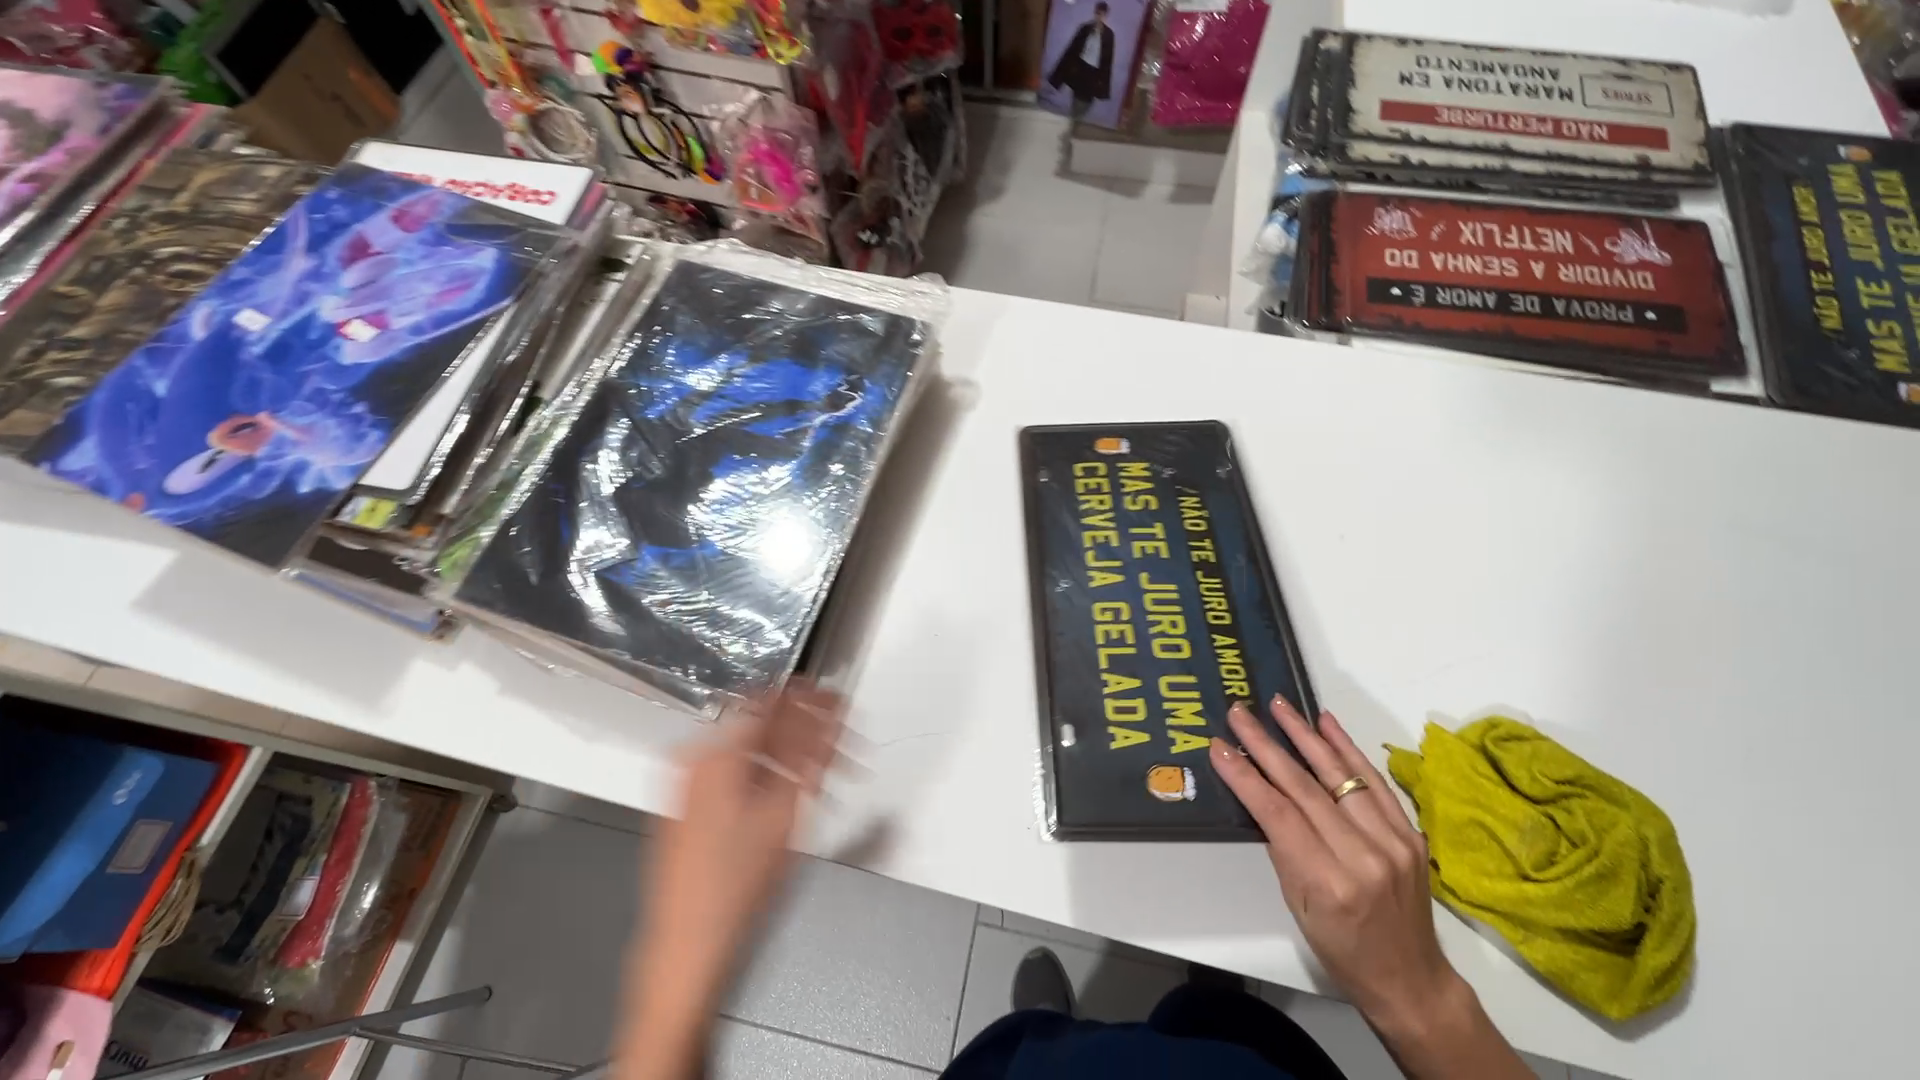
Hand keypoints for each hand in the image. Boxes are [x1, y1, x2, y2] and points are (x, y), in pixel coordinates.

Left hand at [614, 684, 842, 1079]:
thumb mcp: (785, 812)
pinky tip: (795, 798)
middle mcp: (694, 759)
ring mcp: (686, 784)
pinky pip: (735, 775)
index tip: (841, 701)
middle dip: (809, 734)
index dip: (810, 697)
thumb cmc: (738, 880)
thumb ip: (810, 753)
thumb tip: (831, 709)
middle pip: (762, 727)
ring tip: (830, 778)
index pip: (769, 700)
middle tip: (848, 750)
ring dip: (792, 757)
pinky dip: (767, 777)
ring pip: (751, 753)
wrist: (687, 943)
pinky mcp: (688, 808)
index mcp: (713, 752)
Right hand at [1209, 698, 1461, 1037]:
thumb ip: (1284, 848)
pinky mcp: (1411, 833)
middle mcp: (1364, 856)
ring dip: (1306, 735)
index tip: (1219, 747)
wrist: (1411, 979)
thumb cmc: (1341, 951)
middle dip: (1267, 745)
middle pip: (1306, 787)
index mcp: (1329, 883)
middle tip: (1240, 714)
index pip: (1279, 815)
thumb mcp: (1297, 906)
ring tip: (1279, 705)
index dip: (1246, 777)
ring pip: (1341, 775)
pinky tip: (1326, 723)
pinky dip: (1349, 749)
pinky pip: (1375, 782)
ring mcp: (1394, 842)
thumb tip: (1262, 795)